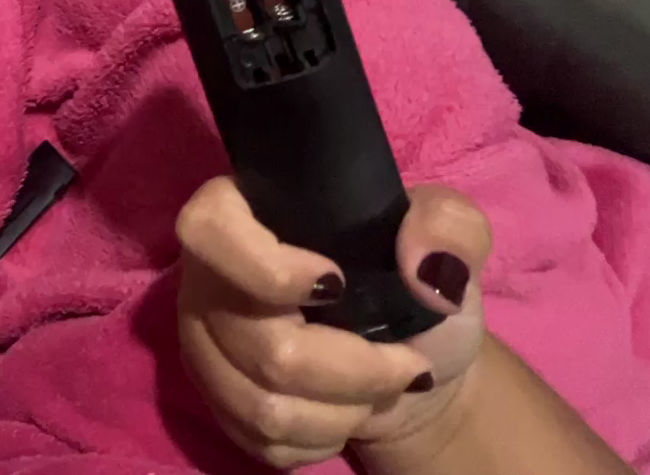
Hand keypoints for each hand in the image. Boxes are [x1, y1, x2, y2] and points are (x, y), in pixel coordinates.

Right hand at [175, 178, 492, 468]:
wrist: (406, 355)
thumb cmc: (409, 279)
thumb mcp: (450, 235)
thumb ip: (448, 226)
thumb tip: (424, 270)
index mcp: (236, 210)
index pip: (207, 230)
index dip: (263, 267)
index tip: (335, 285)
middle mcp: (202, 271)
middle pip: (256, 342)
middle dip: (351, 371)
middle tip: (401, 362)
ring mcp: (199, 335)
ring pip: (261, 403)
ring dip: (342, 411)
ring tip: (376, 387)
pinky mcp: (210, 394)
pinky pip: (259, 438)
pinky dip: (319, 438)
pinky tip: (341, 409)